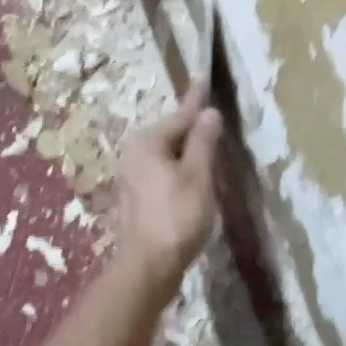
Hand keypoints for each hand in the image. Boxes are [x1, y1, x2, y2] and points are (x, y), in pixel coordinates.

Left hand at [115, 84, 223, 276]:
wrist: (148, 266)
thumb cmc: (176, 217)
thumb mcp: (197, 176)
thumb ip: (203, 142)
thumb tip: (208, 113)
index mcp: (147, 142)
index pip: (180, 115)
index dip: (196, 101)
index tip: (203, 79)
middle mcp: (134, 153)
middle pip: (171, 133)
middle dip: (192, 126)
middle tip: (212, 115)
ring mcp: (132, 176)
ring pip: (166, 154)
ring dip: (187, 150)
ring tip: (208, 144)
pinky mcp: (137, 197)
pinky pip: (162, 170)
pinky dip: (180, 168)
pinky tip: (194, 176)